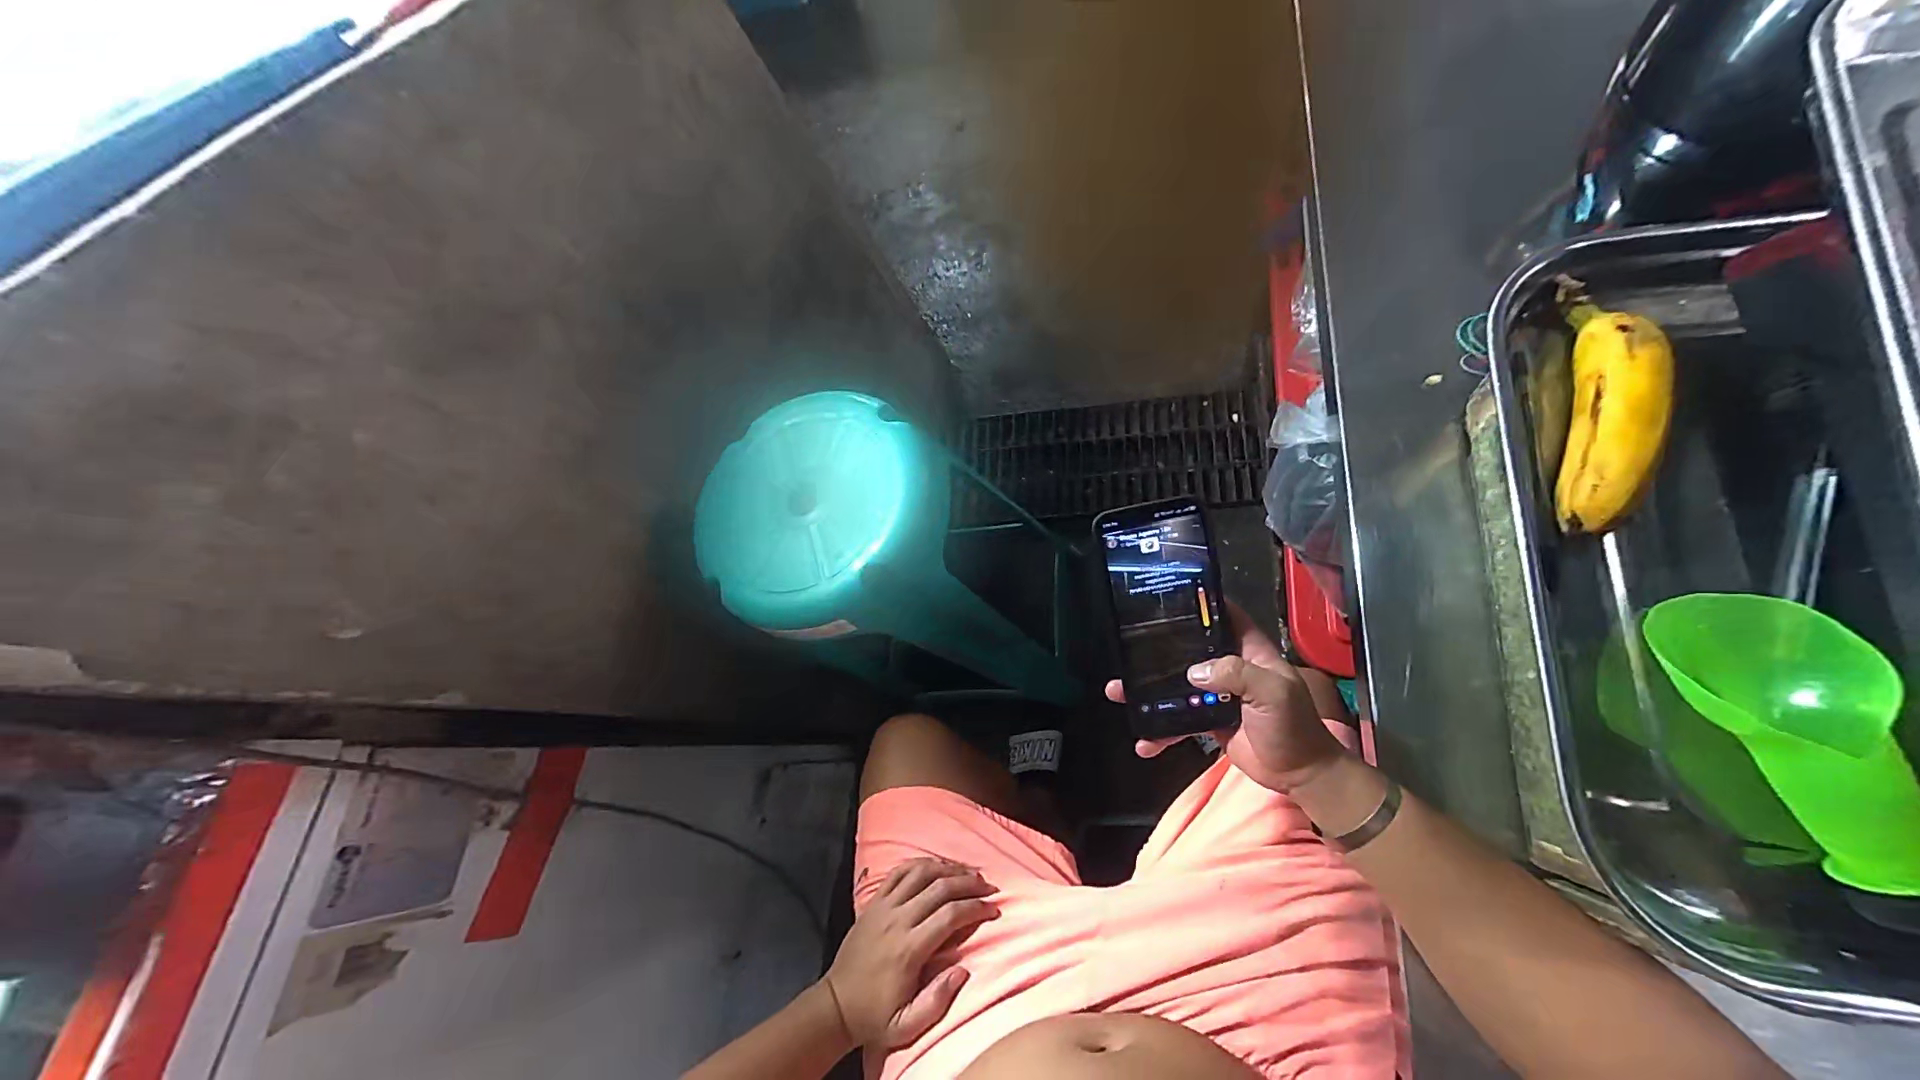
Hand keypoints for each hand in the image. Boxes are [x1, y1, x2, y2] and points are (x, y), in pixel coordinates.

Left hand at [822, 859, 997, 1048]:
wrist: (836, 1005)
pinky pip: (899, 871)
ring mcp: (883, 906)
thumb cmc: (875, 1017)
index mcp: (909, 949)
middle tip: (989, 887)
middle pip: (940, 887)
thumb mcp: (907, 1025)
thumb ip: (938, 1000)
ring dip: (948, 868)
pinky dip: (921, 863)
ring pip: (920, 872)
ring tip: (968, 873)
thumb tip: (963, 969)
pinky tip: (937, 866)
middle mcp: (897, 920)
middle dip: (969, 884)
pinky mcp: (873, 901)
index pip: (950, 915)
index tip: (993, 909)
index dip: (976, 908)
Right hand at [1105, 601, 1346, 792]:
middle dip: (1159, 649)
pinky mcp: (1209, 722)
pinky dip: (1161, 731)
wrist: (1300, 776)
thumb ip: (1236, 674)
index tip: (1171, 597)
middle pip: (1190, 651)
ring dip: (1149, 692)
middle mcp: (1231, 669)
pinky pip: (1179, 721)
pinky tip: (1145, 742)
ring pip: (1177, 686)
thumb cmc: (1294, 728)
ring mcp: (1218, 696)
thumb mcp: (1273, 693)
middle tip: (1128, 646)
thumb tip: (1193, 672)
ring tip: (1118, 692)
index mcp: (1250, 653)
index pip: (1227, 617)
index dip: (1203, 604)